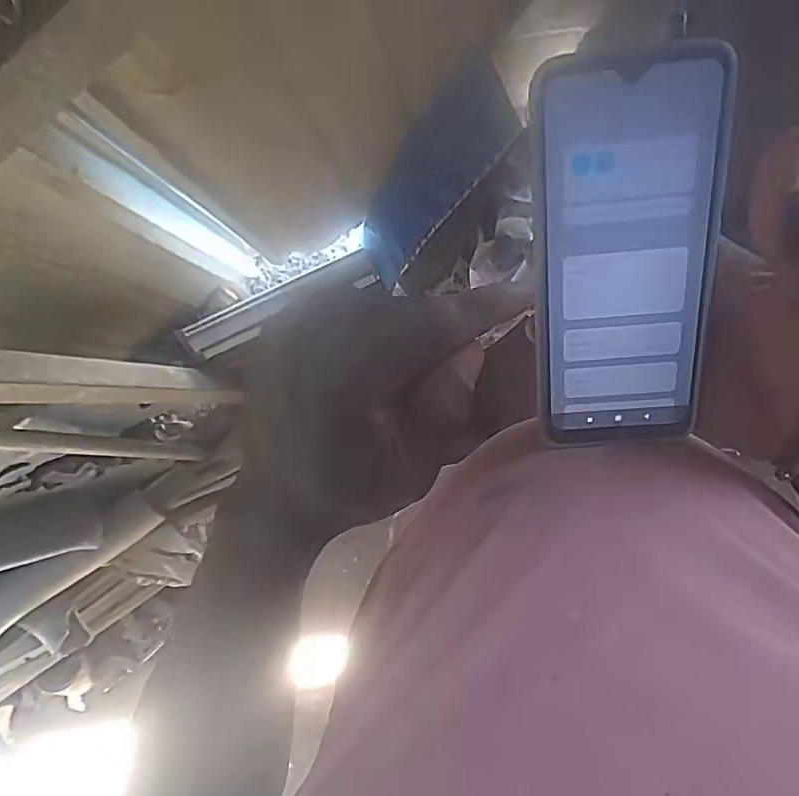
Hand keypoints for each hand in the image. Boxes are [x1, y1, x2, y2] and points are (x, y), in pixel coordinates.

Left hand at [234, 280, 530, 540]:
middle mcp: (317, 330)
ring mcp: (296, 322)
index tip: (525, 294)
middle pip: (406, 309)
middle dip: (448, 323)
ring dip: (414, 326)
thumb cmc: (345, 493)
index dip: (482, 308)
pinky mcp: (288, 324)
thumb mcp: (410, 470)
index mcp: (347, 370)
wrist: (273, 498)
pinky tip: (392, 358)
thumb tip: (471, 351)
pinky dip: (383, 328)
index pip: (430, 324)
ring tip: (435, 356)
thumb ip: (444, 409)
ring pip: (380, 306)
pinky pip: (352, 312)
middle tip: (479, 340)